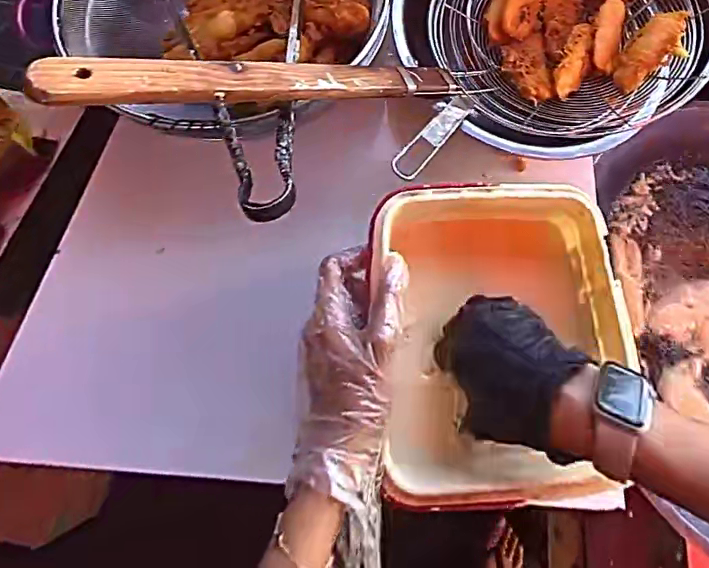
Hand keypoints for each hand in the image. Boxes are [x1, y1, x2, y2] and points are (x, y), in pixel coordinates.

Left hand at [287, 247, 407, 512]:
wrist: (340, 453)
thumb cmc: (357, 404)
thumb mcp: (382, 344)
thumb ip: (387, 300)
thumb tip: (392, 266)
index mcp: (325, 317)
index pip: (332, 266)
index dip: (356, 256)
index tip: (379, 258)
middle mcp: (316, 329)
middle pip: (338, 286)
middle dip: (367, 283)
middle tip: (393, 293)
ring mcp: (318, 348)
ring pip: (343, 310)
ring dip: (368, 307)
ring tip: (392, 322)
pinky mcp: (325, 365)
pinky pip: (343, 332)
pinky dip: (363, 328)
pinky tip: (383, 347)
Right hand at [434, 296, 591, 457]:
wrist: (559, 395)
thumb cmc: (518, 407)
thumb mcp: (480, 418)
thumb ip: (468, 408)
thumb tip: (470, 416)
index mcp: (456, 343)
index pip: (443, 349)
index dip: (450, 363)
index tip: (455, 372)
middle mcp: (475, 318)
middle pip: (462, 325)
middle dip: (466, 340)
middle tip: (472, 359)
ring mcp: (501, 309)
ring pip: (485, 316)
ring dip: (487, 331)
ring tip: (494, 352)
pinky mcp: (526, 310)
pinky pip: (508, 316)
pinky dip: (508, 329)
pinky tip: (514, 348)